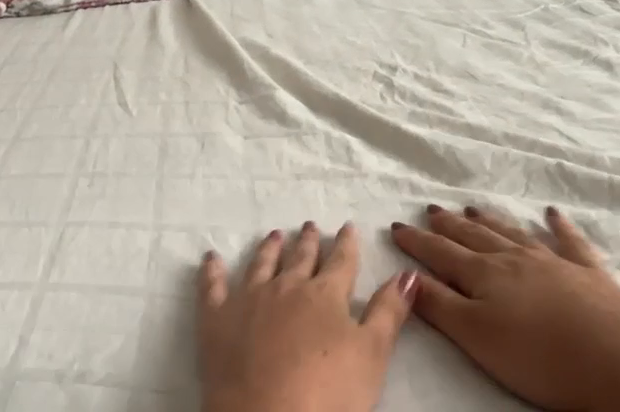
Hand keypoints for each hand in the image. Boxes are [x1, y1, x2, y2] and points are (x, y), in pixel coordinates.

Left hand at [197, 221, 416, 411]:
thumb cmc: (328, 393)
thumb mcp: (372, 355)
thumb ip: (388, 312)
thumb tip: (408, 272)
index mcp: (326, 295)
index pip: (341, 262)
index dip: (346, 244)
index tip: (348, 227)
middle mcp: (287, 286)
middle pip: (300, 259)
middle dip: (308, 242)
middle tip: (310, 225)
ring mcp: (248, 298)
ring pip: (261, 264)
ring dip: (269, 249)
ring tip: (275, 235)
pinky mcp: (216, 317)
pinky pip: (212, 286)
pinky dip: (212, 270)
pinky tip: (211, 257)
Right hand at [393, 204, 619, 411]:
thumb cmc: (540, 358)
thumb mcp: (476, 337)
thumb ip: (439, 304)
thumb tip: (404, 274)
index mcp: (484, 276)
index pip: (440, 254)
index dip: (416, 242)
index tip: (396, 226)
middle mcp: (514, 260)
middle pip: (474, 238)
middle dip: (449, 225)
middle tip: (431, 209)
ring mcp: (554, 263)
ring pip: (513, 235)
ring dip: (490, 222)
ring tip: (472, 209)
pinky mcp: (590, 274)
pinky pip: (570, 242)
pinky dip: (559, 226)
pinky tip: (552, 213)